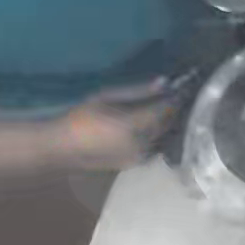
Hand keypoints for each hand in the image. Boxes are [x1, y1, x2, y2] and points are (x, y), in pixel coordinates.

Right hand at [56, 82, 180, 169]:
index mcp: (133, 126)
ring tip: (169, 107)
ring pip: (164, 135)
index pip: (165, 109)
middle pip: (168, 123)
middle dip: (174, 109)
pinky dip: (160, 134)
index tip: (184, 86)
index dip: (177, 97)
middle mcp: (141, 143)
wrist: (60, 147)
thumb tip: (165, 82)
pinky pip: (156, 145)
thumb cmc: (81, 117)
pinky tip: (157, 124)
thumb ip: (138, 91)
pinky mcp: (136, 163)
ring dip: (169, 122)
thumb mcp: (107, 97)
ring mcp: (140, 156)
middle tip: (178, 94)